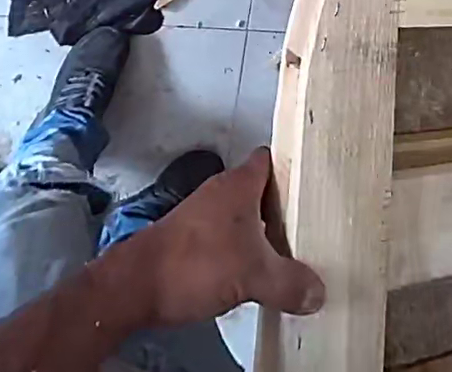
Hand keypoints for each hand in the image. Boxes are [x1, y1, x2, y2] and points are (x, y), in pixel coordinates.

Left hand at [96, 147, 324, 327]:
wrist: (133, 288)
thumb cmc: (197, 263)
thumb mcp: (254, 275)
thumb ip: (289, 282)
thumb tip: (319, 293)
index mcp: (241, 182)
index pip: (271, 158)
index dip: (290, 167)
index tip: (308, 182)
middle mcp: (220, 188)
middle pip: (257, 187)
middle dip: (277, 205)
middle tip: (300, 224)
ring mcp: (199, 210)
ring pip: (237, 211)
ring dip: (254, 228)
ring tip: (276, 251)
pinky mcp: (183, 235)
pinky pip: (219, 231)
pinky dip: (232, 245)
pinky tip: (241, 269)